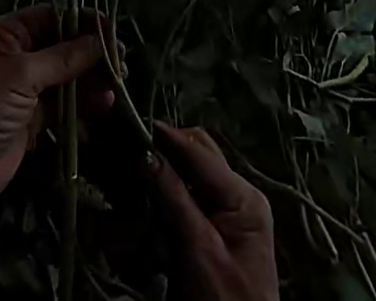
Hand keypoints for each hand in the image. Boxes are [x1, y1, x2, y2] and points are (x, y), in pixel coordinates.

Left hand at [0, 4, 104, 207]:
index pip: (50, 16)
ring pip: (68, 76)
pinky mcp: (35, 118)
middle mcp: (17, 56)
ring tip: (116, 85)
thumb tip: (101, 40)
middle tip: (121, 60)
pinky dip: (85, 104)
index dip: (80, 20)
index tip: (111, 27)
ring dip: (92, 79)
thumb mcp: (21, 74)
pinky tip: (103, 105)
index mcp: (5, 34)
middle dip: (91, 52)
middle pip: (63, 46)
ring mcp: (26, 88)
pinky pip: (66, 105)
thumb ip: (64, 57)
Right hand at [147, 123, 277, 300]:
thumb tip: (146, 153)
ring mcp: (233, 208)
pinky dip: (172, 184)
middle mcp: (241, 193)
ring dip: (169, 162)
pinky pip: (194, 190)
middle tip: (134, 147)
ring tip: (139, 162)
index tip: (133, 124)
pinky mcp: (221, 224)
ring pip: (195, 167)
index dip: (166, 136)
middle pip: (199, 151)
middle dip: (168, 146)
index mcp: (243, 196)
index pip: (199, 151)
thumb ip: (172, 198)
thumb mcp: (197, 250)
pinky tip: (154, 189)